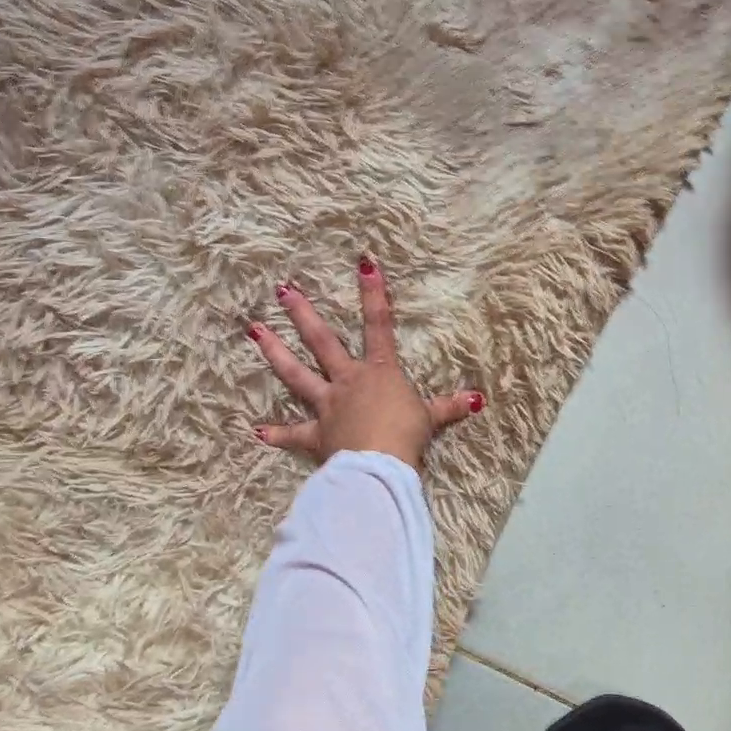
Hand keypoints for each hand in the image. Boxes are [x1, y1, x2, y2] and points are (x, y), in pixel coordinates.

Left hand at [247, 258, 481, 467]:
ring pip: (296, 375)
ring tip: (255, 330)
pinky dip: (277, 434)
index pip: (379, 325)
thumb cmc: (406, 435)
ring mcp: (328, 406)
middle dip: (303, 314)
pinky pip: (294, 433)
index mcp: (379, 372)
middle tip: (282, 289)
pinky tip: (257, 431)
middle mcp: (349, 381)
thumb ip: (448, 406)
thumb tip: (476, 399)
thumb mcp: (431, 418)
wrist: (379, 466)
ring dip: (275, 352)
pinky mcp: (316, 435)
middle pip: (323, 341)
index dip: (373, 294)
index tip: (364, 264)